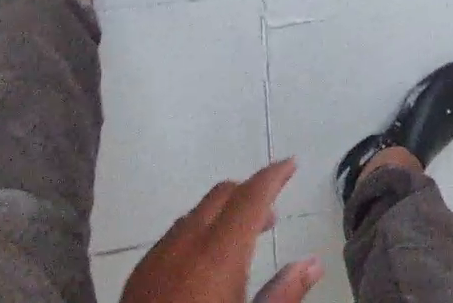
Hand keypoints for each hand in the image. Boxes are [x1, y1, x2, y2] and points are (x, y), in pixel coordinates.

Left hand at [119, 159, 324, 302]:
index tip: (291, 163)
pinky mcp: (139, 273)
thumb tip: (312, 264)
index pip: (251, 196)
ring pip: (196, 213)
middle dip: (249, 193)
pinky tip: (203, 265)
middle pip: (222, 195)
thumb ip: (283, 294)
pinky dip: (198, 232)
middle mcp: (187, 242)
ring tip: (241, 241)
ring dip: (223, 214)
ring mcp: (158, 256)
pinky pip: (175, 235)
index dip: (273, 176)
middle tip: (271, 214)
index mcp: (219, 253)